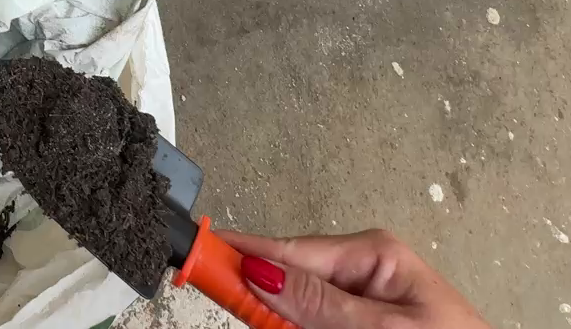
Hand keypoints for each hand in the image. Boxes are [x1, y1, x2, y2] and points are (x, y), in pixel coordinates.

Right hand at [217, 229, 490, 328]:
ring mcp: (360, 299)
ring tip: (267, 320)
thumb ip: (324, 304)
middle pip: (288, 279)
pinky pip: (313, 318)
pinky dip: (297, 325)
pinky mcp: (357, 320)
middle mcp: (361, 268)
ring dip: (283, 320)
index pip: (289, 250)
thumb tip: (258, 269)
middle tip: (245, 316)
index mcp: (372, 253)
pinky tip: (284, 321)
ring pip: (297, 306)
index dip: (241, 254)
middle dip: (269, 306)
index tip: (198, 254)